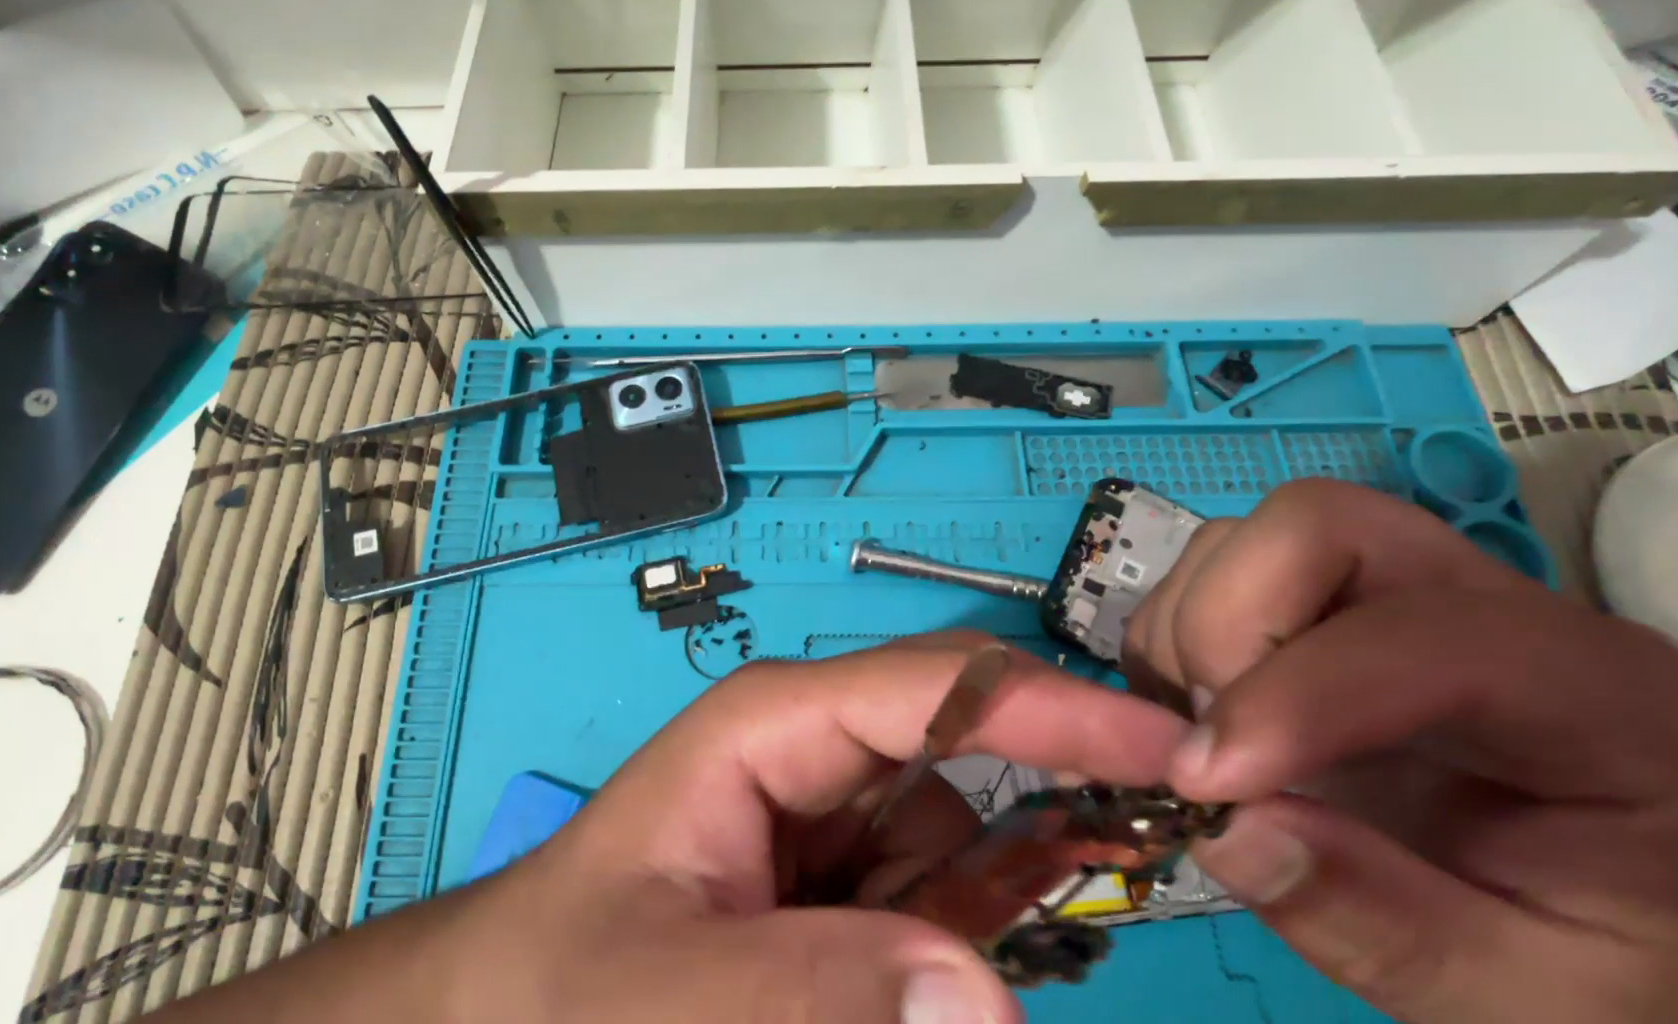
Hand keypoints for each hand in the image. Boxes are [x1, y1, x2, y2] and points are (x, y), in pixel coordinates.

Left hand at [147, 633, 1191, 1023]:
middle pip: (975, 746)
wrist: (507, 1007)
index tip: (1170, 752)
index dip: (1057, 707)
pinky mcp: (852, 873)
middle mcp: (823, 747)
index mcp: (779, 724)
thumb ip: (814, 989)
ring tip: (950, 938)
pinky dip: (978, 927)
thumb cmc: (560, 969)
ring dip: (1007, 892)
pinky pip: (950, 886)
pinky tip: (955, 962)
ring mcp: (844, 812)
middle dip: (1057, 797)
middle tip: (1157, 848)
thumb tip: (984, 1002)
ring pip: (974, 832)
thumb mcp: (667, 984)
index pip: (941, 686)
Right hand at [1124, 480, 1677, 1022]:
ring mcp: (1380, 594)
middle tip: (1205, 738)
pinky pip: (1200, 579)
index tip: (1205, 785)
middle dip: (1225, 622)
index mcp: (1589, 692)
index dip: (1297, 695)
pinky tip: (1196, 723)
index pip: (1423, 636)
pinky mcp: (1308, 607)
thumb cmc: (1589, 957)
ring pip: (1240, 544)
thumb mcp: (1531, 997)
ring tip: (1202, 743)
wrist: (1584, 912)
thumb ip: (1387, 929)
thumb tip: (1226, 831)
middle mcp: (1477, 605)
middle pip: (1317, 527)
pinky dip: (1167, 644)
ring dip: (1184, 637)